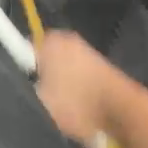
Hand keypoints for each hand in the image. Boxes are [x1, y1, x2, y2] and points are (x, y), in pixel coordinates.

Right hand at [34, 30, 137, 145]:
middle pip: (46, 57)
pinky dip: (81, 88)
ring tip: (67, 106)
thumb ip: (28, 87)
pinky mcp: (102, 65)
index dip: (24, 70)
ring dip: (65, 84)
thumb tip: (27, 84)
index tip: (29, 89)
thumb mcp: (41, 100)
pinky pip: (82, 75)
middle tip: (46, 99)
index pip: (25, 49)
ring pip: (65, 68)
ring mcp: (87, 50)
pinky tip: (84, 106)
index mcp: (48, 39)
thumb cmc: (77, 102)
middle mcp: (66, 37)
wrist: (122, 110)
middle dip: (46, 76)